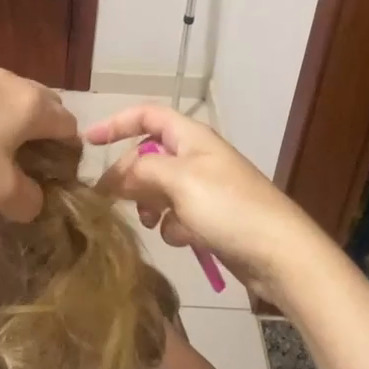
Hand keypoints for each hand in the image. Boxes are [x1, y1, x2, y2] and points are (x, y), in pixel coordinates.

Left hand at [0, 65, 76, 221]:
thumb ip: (27, 200)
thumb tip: (34, 201)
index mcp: (33, 105)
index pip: (69, 126)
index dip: (69, 155)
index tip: (55, 181)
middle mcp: (11, 80)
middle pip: (42, 106)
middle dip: (41, 135)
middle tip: (25, 168)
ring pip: (8, 98)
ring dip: (9, 124)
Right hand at [89, 105, 329, 295]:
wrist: (280, 254)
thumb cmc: (228, 207)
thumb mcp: (178, 181)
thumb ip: (140, 171)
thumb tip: (114, 176)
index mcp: (191, 136)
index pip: (146, 115)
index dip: (116, 123)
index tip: (88, 141)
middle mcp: (196, 157)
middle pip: (148, 155)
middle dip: (130, 176)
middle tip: (110, 200)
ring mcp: (205, 188)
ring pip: (159, 189)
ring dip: (150, 204)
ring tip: (151, 221)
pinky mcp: (212, 218)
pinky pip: (177, 215)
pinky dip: (174, 226)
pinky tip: (184, 239)